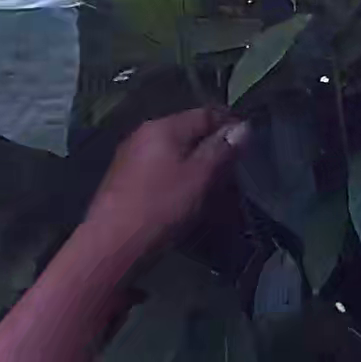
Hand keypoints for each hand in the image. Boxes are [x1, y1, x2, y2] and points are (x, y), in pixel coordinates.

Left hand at [77, 107, 246, 264]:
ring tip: (217, 187)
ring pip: (177, 152)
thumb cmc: (161, 206)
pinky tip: (189, 196)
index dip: (232, 124)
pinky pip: (163, 167)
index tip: (250, 143)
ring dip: (200, 164)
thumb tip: (243, 126)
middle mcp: (144, 135)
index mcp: (163, 127)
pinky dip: (181, 176)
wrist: (110, 248)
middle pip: (191, 132)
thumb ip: (222, 148)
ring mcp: (132, 157)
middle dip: (216, 148)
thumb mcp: (200, 176)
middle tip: (236, 170)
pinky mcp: (126, 179)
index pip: (207, 113)